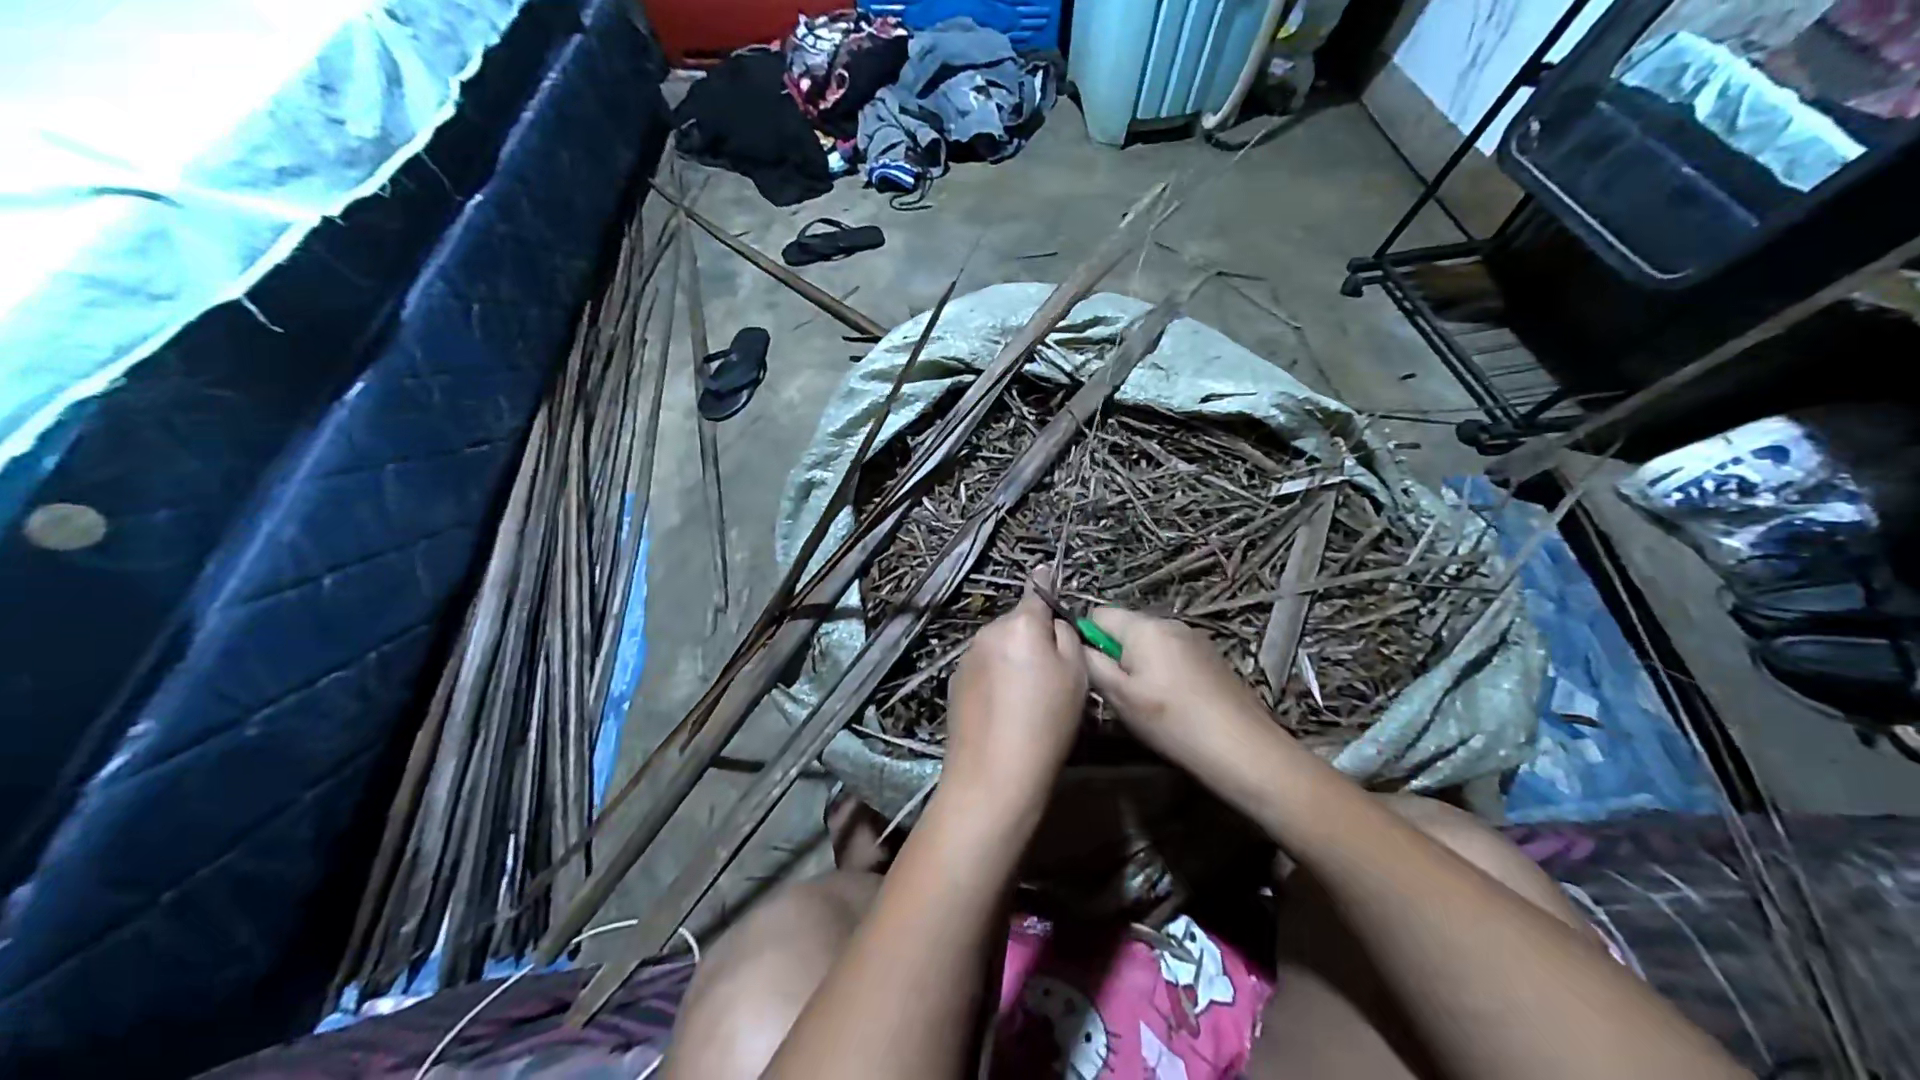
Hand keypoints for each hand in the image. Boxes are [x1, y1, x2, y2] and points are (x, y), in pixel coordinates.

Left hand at [943, 567, 1088, 811]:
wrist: (994, 773)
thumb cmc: (1046, 722)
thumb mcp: (1077, 675)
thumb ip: (1065, 636)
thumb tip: (1051, 622)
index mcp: (1021, 623)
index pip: (1036, 590)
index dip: (1047, 583)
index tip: (1047, 571)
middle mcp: (989, 630)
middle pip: (1018, 622)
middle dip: (1033, 635)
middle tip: (1052, 672)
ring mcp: (967, 655)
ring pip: (1000, 645)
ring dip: (1013, 656)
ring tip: (1027, 696)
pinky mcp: (955, 680)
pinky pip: (985, 666)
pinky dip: (996, 675)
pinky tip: (1004, 707)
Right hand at [1082, 607, 1279, 776]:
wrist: (1242, 747)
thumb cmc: (1172, 721)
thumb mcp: (1120, 697)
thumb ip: (1092, 665)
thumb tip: (1077, 646)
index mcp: (1144, 627)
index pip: (1099, 613)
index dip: (1087, 637)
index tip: (1094, 671)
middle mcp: (1170, 623)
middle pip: (1126, 628)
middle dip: (1116, 654)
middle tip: (1120, 694)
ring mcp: (1194, 638)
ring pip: (1149, 644)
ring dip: (1140, 665)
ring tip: (1148, 703)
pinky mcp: (1211, 657)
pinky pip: (1172, 655)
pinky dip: (1165, 672)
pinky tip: (1175, 703)